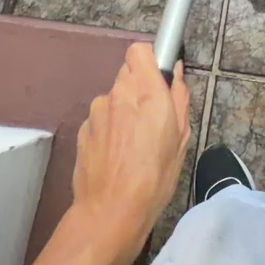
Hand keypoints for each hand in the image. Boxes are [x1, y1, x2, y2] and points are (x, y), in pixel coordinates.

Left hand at [70, 43, 191, 249]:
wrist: (110, 213)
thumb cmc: (154, 177)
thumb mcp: (181, 139)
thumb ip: (179, 98)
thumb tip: (175, 72)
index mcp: (147, 91)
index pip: (139, 50)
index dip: (149, 60)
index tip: (158, 79)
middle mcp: (118, 93)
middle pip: (127, 74)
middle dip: (139, 89)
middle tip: (150, 118)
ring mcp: (97, 111)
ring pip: (113, 97)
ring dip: (122, 110)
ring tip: (132, 143)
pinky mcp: (82, 129)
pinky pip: (101, 118)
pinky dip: (108, 129)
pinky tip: (115, 155)